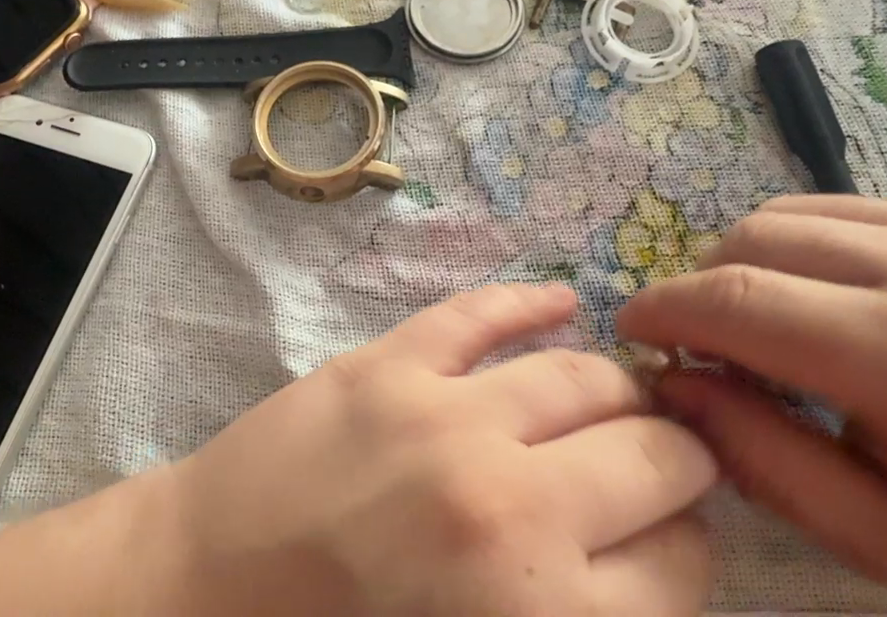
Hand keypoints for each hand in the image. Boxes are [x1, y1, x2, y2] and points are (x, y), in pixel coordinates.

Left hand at [159, 282, 716, 615]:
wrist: (202, 595)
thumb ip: (585, 616)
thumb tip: (657, 559)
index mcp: (546, 615)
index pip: (684, 562)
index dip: (684, 545)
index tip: (665, 536)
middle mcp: (512, 506)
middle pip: (653, 458)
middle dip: (672, 462)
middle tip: (656, 464)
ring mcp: (445, 419)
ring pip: (583, 377)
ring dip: (616, 390)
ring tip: (618, 400)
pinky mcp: (387, 364)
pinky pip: (480, 315)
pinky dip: (530, 301)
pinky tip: (565, 300)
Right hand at [617, 196, 886, 616]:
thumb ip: (765, 459)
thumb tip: (674, 382)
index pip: (740, 300)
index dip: (665, 308)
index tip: (630, 329)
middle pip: (755, 237)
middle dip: (703, 285)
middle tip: (708, 347)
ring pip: (795, 210)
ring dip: (752, 260)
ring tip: (769, 325)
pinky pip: (851, 208)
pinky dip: (809, 246)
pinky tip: (834, 303)